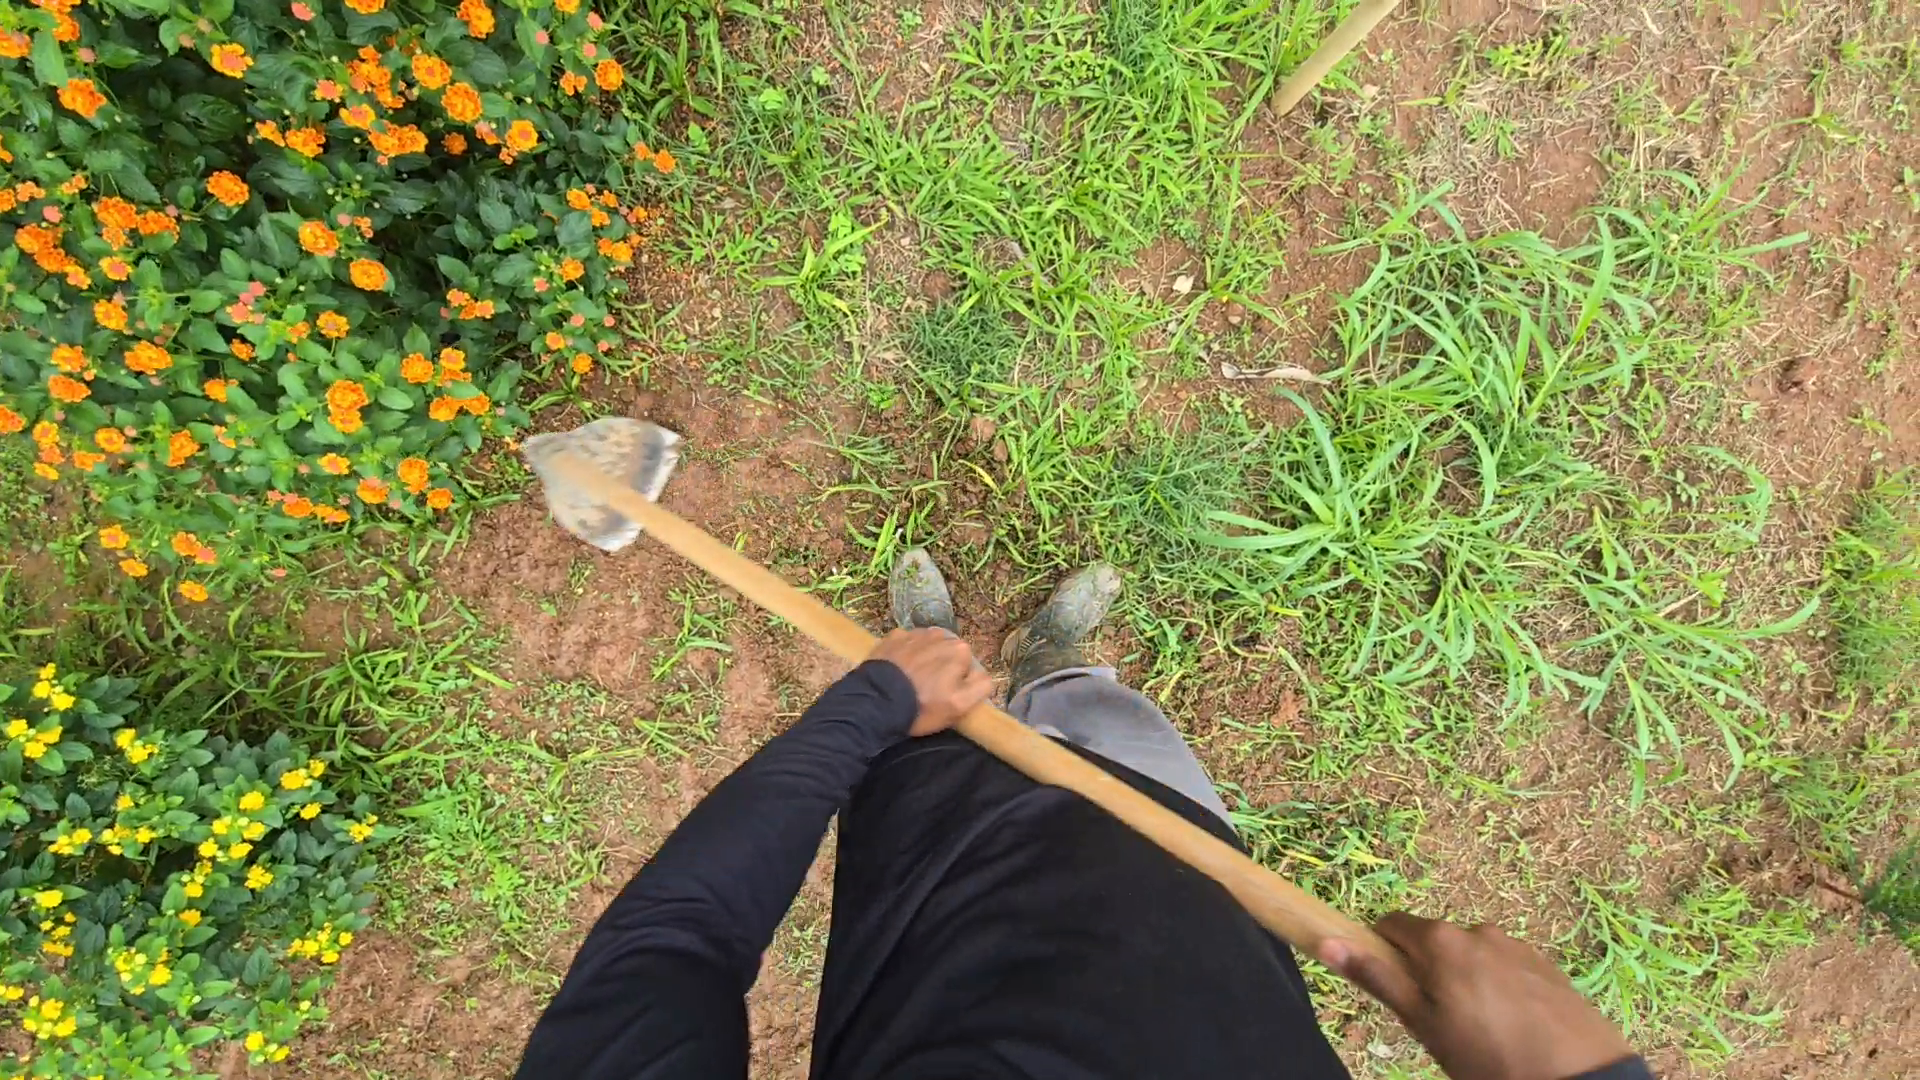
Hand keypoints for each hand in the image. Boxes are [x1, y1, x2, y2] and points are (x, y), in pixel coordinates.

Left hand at [868, 628, 990, 735]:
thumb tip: (984, 675)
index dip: (958, 681)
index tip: (944, 694)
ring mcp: (914, 634)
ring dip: (924, 659)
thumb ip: (981, 686)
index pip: (967, 665)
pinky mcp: (892, 638)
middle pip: (948, 652)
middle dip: (941, 667)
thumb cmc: (922, 706)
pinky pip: (906, 643)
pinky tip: (898, 670)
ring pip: (928, 646)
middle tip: (928, 689)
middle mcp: (940, 634)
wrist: (876, 702)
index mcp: (960, 649)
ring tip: (912, 680)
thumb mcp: (960, 706)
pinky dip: (904, 654)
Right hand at [1318, 914, 1634, 1079]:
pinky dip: (1503, 986)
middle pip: (1434, 941)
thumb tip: (1327, 941)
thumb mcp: (1425, 1025)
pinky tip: (1518, 1027)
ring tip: (1488, 1029)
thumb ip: (1377, 978)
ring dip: (1468, 978)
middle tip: (1443, 1019)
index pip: (1391, 925)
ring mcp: (1516, 945)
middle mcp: (1475, 928)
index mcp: (1439, 938)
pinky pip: (1508, 966)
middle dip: (1430, 970)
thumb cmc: (1491, 1058)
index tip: (1400, 989)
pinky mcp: (1550, 967)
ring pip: (1472, 955)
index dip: (1386, 953)